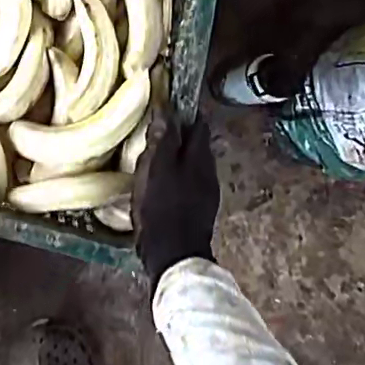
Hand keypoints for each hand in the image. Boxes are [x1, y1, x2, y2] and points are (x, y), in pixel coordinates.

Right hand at [133, 117, 218, 285]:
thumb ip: (162, 140)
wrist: (174, 256)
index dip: (183, 114)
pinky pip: (190, 183)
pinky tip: (163, 185)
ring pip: (193, 165)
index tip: (167, 108)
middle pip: (197, 145)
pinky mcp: (201, 210)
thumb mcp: (155, 168)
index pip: (198, 124)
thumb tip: (165, 111)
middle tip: (157, 134)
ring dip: (179, 158)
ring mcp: (208, 192)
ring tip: (156, 159)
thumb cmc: (161, 207)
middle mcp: (209, 171)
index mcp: (200, 156)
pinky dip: (178, 177)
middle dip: (180, 137)